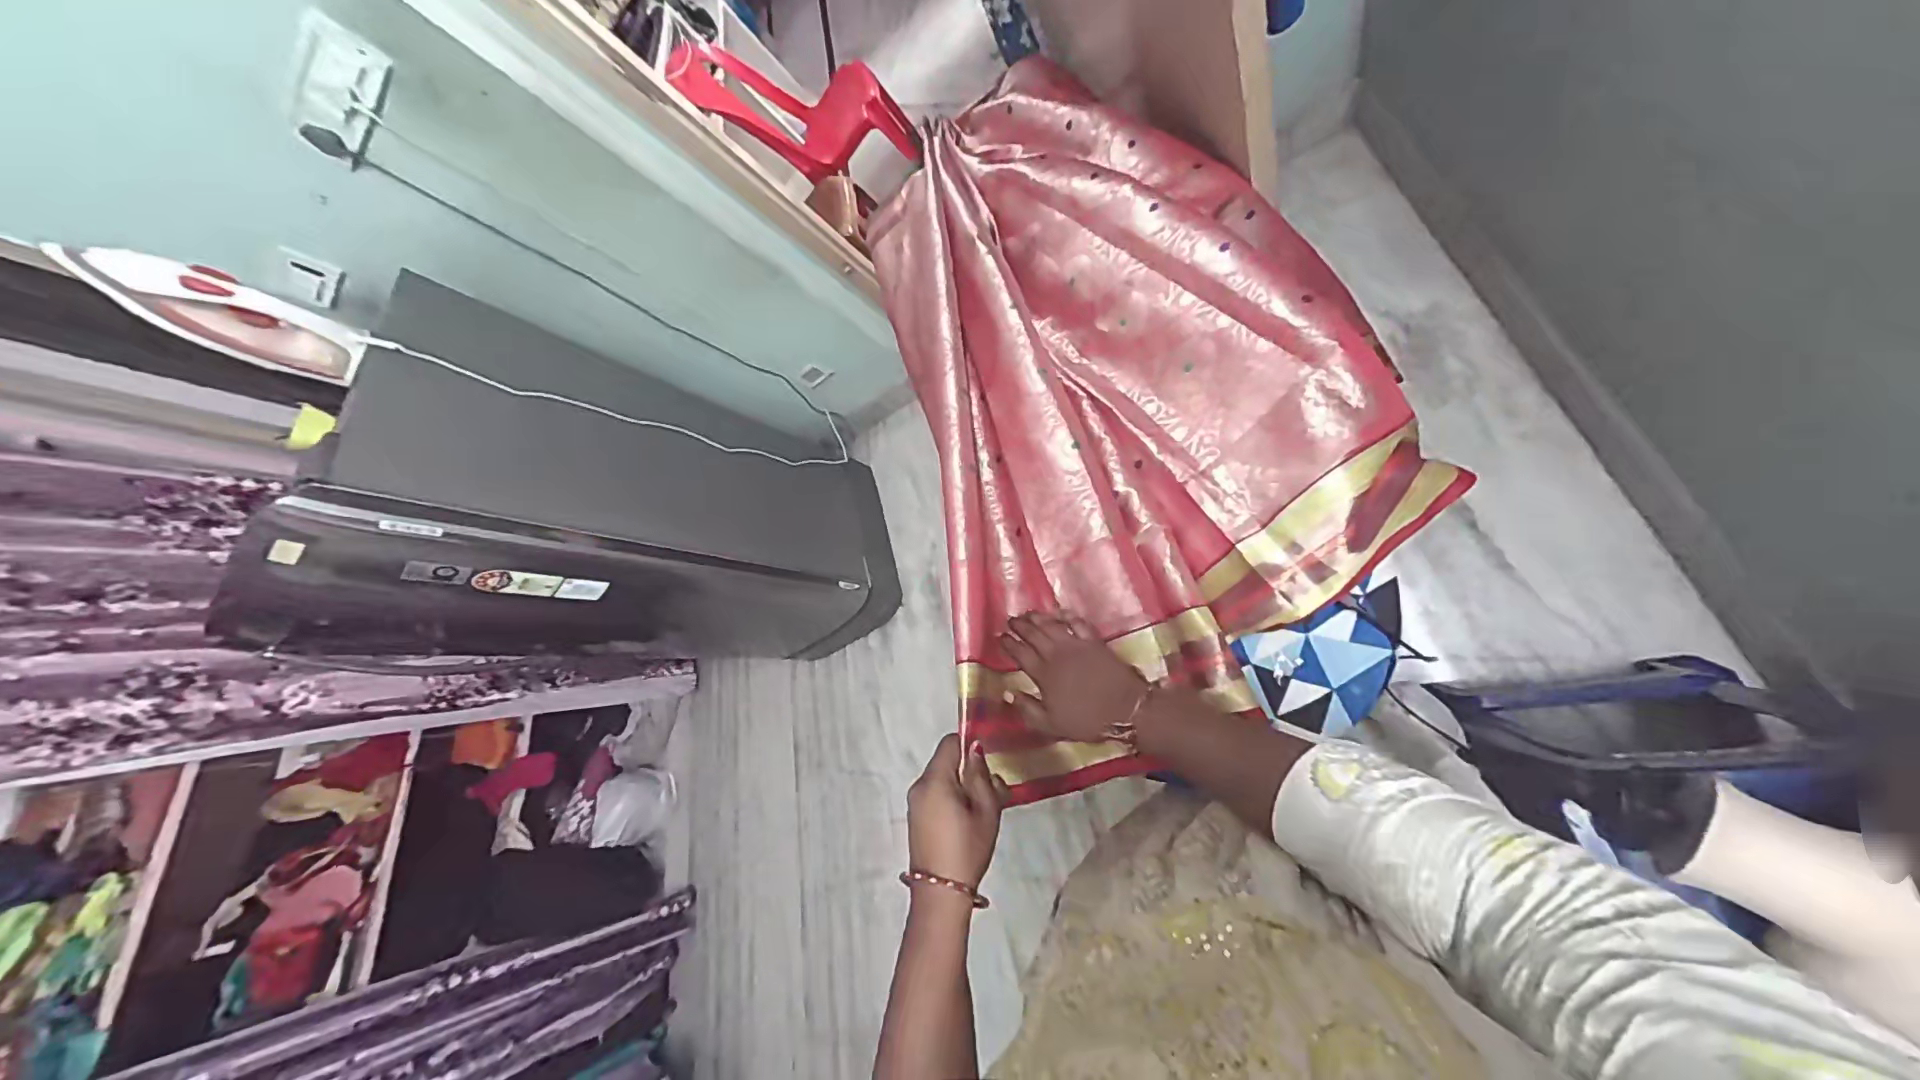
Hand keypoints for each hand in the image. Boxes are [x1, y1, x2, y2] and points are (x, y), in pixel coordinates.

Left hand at [906, 734, 1008, 888]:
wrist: (940, 893)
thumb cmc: (967, 848)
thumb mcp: (986, 810)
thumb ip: (981, 775)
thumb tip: (975, 749)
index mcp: (934, 779)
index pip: (949, 742)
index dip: (969, 744)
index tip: (988, 762)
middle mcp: (919, 785)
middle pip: (945, 761)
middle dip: (968, 769)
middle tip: (991, 791)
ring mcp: (914, 802)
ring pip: (941, 778)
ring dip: (960, 785)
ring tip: (981, 810)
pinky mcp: (915, 817)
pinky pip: (934, 794)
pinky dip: (950, 798)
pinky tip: (965, 820)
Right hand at [1001, 611, 1148, 742]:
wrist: (1126, 709)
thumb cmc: (1087, 720)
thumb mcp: (1052, 725)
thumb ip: (1027, 709)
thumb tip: (1008, 693)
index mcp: (1043, 674)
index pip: (1020, 653)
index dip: (1008, 644)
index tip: (1000, 637)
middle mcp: (1056, 654)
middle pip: (1033, 634)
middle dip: (1019, 626)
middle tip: (1010, 620)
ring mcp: (1076, 644)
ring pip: (1051, 625)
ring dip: (1038, 617)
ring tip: (1028, 614)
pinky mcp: (1093, 641)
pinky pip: (1077, 622)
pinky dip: (1066, 616)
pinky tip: (1060, 613)